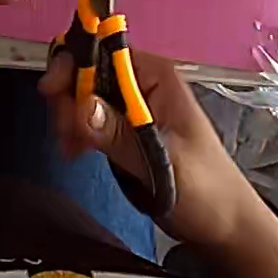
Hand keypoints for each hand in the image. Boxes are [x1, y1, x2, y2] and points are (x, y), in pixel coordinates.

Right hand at [39, 49, 265, 251]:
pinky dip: (77, 130)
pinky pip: (91, 117)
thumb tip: (81, 104)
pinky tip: (75, 151)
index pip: (104, 50)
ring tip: (70, 148)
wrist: (226, 227)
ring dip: (71, 117)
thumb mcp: (162, 160)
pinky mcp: (126, 128)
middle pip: (88, 70)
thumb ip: (120, 133)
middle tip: (64, 133)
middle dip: (69, 97)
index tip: (52, 92)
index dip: (74, 64)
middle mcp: (142, 82)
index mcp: (155, 75)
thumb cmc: (205, 188)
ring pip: (85, 94)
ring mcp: (133, 105)